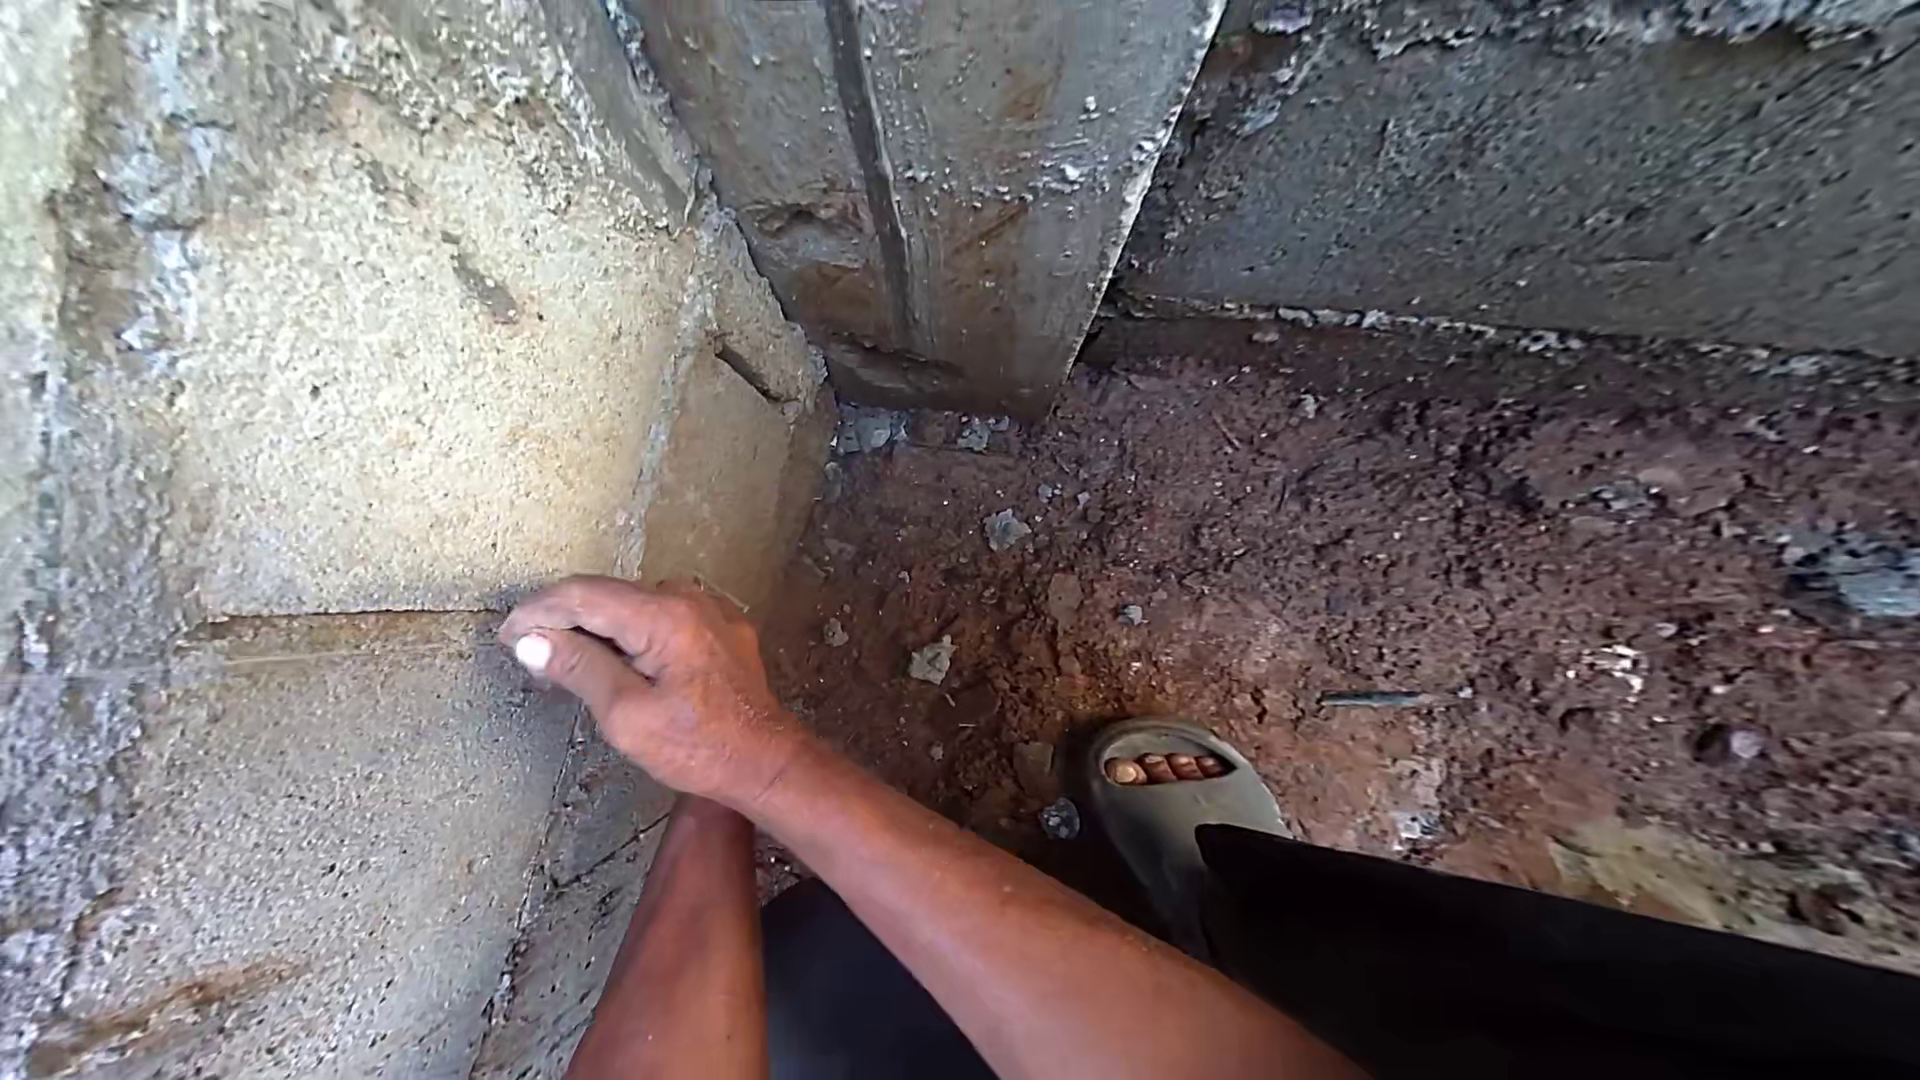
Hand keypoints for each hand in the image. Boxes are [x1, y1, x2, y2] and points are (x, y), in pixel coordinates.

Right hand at [499, 576, 810, 807]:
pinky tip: (622, 660)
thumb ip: (581, 669)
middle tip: (534, 654)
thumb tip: (532, 640)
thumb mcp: (627, 716)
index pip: (585, 593)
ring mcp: (714, 610)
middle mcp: (693, 600)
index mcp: (667, 617)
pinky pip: (668, 613)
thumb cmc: (699, 746)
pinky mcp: (724, 626)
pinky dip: (637, 629)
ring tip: (572, 661)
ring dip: (602, 624)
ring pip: (639, 601)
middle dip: (567, 618)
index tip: (509, 636)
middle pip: (612, 593)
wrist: (764, 759)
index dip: (539, 610)